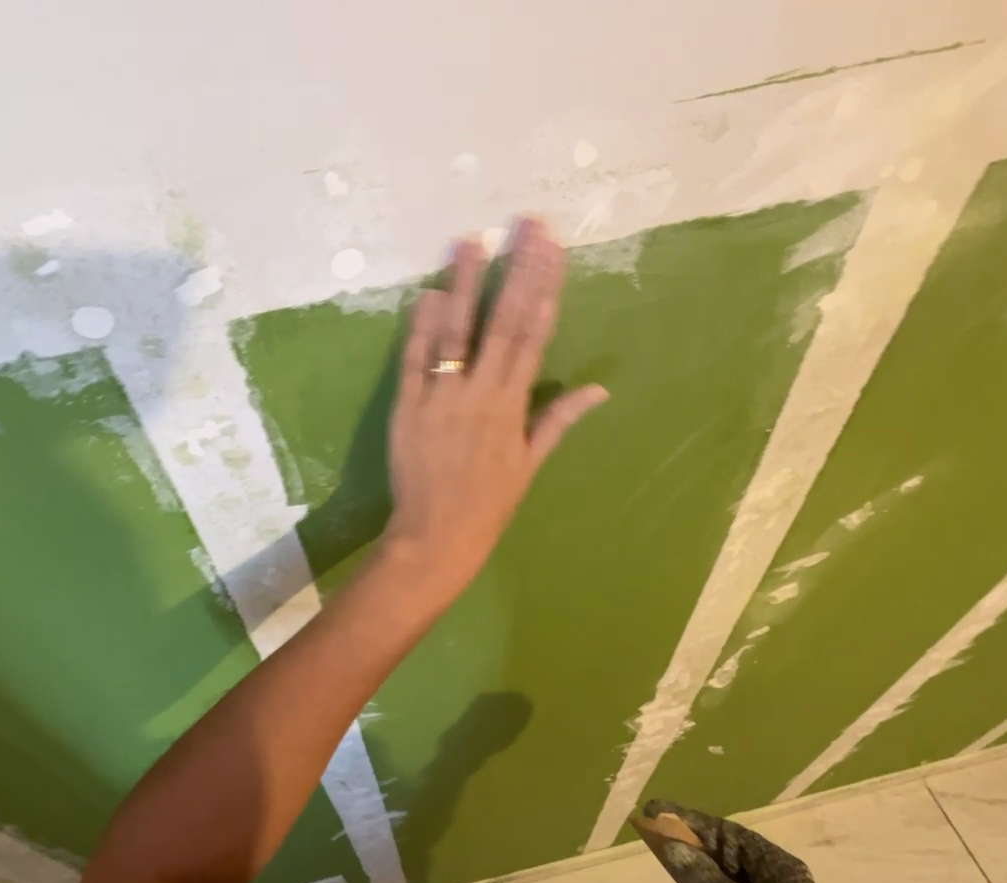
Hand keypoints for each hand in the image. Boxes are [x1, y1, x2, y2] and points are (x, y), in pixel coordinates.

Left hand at [378, 217, 608, 594]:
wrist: (436, 536)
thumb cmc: (488, 504)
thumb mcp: (530, 464)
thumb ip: (558, 420)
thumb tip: (599, 389)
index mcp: (513, 406)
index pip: (534, 335)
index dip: (545, 288)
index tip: (554, 249)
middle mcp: (481, 393)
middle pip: (502, 323)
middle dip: (517, 270)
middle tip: (527, 224)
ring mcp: (441, 398)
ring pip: (455, 333)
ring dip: (463, 284)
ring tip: (469, 240)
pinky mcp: (407, 407)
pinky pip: (415, 362)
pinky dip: (420, 328)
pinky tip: (427, 293)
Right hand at [642, 799, 901, 882]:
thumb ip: (704, 877)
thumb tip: (672, 845)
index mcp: (780, 866)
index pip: (730, 833)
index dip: (693, 820)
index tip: (659, 810)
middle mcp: (777, 878)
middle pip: (728, 850)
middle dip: (693, 838)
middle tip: (656, 828)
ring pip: (726, 872)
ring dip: (697, 862)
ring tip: (664, 851)